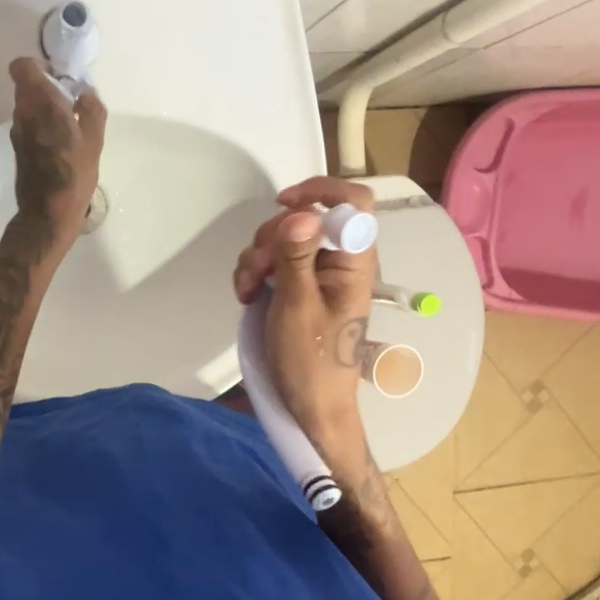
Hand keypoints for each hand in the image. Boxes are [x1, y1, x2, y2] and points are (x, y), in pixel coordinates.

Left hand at [8, 57, 105, 242]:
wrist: (48, 213)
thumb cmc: (73, 174)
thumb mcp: (94, 140)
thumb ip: (92, 109)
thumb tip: (85, 93)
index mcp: (40, 103)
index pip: (23, 66)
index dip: (39, 66)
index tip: (59, 78)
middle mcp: (23, 114)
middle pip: (27, 87)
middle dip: (47, 89)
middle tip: (71, 104)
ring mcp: (17, 133)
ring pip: (28, 108)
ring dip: (45, 110)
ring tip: (69, 128)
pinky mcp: (18, 150)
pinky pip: (29, 127)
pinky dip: (41, 128)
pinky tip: (60, 146)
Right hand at [232, 177, 379, 471]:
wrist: (309, 408)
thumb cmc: (311, 364)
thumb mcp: (298, 308)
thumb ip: (297, 258)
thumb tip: (300, 214)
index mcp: (353, 262)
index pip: (352, 203)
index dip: (320, 191)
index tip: (283, 203)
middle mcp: (337, 262)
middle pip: (304, 219)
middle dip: (272, 237)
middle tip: (257, 271)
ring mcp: (314, 276)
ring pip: (282, 240)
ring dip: (257, 258)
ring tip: (247, 290)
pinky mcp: (295, 290)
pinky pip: (272, 262)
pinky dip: (254, 272)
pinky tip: (246, 295)